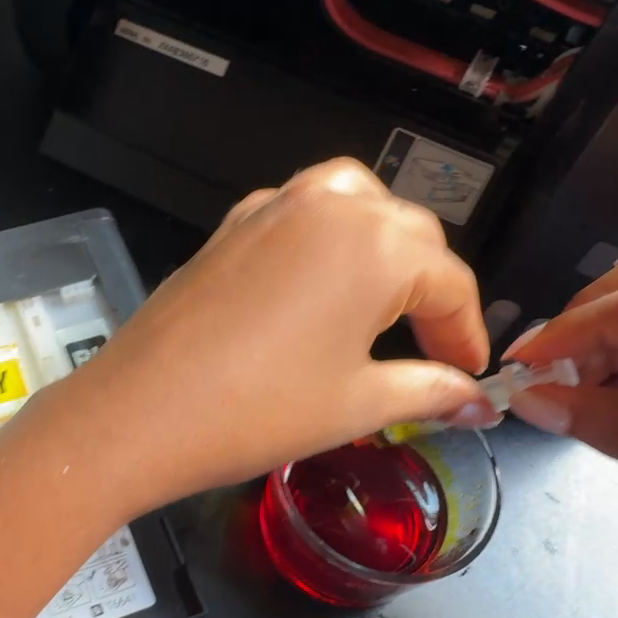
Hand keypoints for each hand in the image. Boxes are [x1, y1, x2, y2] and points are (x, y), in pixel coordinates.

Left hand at [50, 158, 491, 512]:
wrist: (139, 413)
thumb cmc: (259, 411)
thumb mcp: (357, 405)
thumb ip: (428, 390)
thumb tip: (477, 402)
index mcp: (375, 244)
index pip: (449, 281)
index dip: (468, 332)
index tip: (470, 375)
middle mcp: (329, 206)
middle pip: (407, 234)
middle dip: (429, 290)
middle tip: (431, 349)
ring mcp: (272, 207)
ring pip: (355, 204)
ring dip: (381, 246)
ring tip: (382, 302)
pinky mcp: (231, 225)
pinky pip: (299, 211)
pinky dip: (326, 236)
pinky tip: (316, 284)